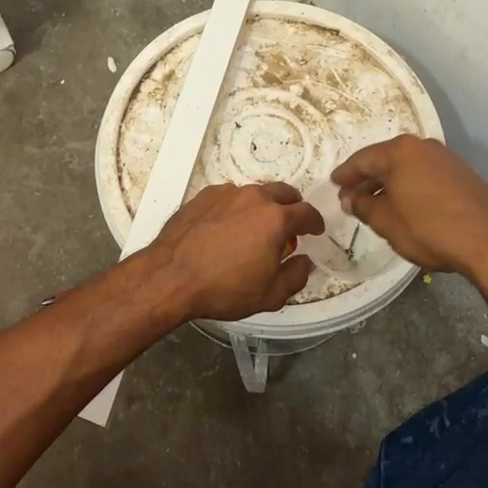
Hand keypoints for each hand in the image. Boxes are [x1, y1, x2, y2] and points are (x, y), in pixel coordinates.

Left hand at [145, 182, 323, 320]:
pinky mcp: (203, 195)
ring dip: (262, 206)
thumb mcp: (270, 294)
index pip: (306, 212)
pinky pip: (229, 197)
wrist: (171, 275)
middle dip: (292, 206)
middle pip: (283, 192)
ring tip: (256, 228)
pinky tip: (227, 227)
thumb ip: (296, 276)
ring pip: (254, 193)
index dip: (315, 222)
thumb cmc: (224, 288)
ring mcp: (226, 193)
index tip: (315, 230)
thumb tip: (304, 261)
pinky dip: (236, 207)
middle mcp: (253, 197)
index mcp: (275, 218)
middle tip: (290, 225)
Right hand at [331, 135, 487, 279]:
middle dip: (368, 179)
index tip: (334, 185)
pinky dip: (411, 187)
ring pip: (407, 168)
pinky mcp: (463, 175)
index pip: (362, 160)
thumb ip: (363, 206)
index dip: (345, 175)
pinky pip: (426, 175)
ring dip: (390, 183)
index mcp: (399, 151)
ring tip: (378, 203)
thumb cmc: (429, 228)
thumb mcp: (386, 221)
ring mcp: (446, 159)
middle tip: (352, 196)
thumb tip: (351, 199)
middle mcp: (422, 147)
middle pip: (385, 160)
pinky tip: (407, 205)